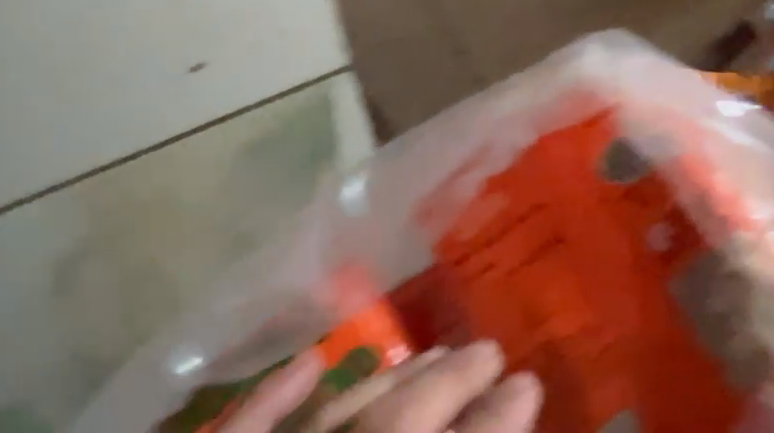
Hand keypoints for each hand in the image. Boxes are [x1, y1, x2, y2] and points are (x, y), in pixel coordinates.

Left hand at [222, 340, 541, 432]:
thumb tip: (502, 409)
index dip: (494, 420)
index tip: (530, 382)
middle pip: (395, 426)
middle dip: (450, 384)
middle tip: (492, 349)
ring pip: (336, 416)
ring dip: (386, 381)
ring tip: (433, 352)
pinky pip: (243, 430)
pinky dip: (272, 398)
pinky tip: (306, 363)